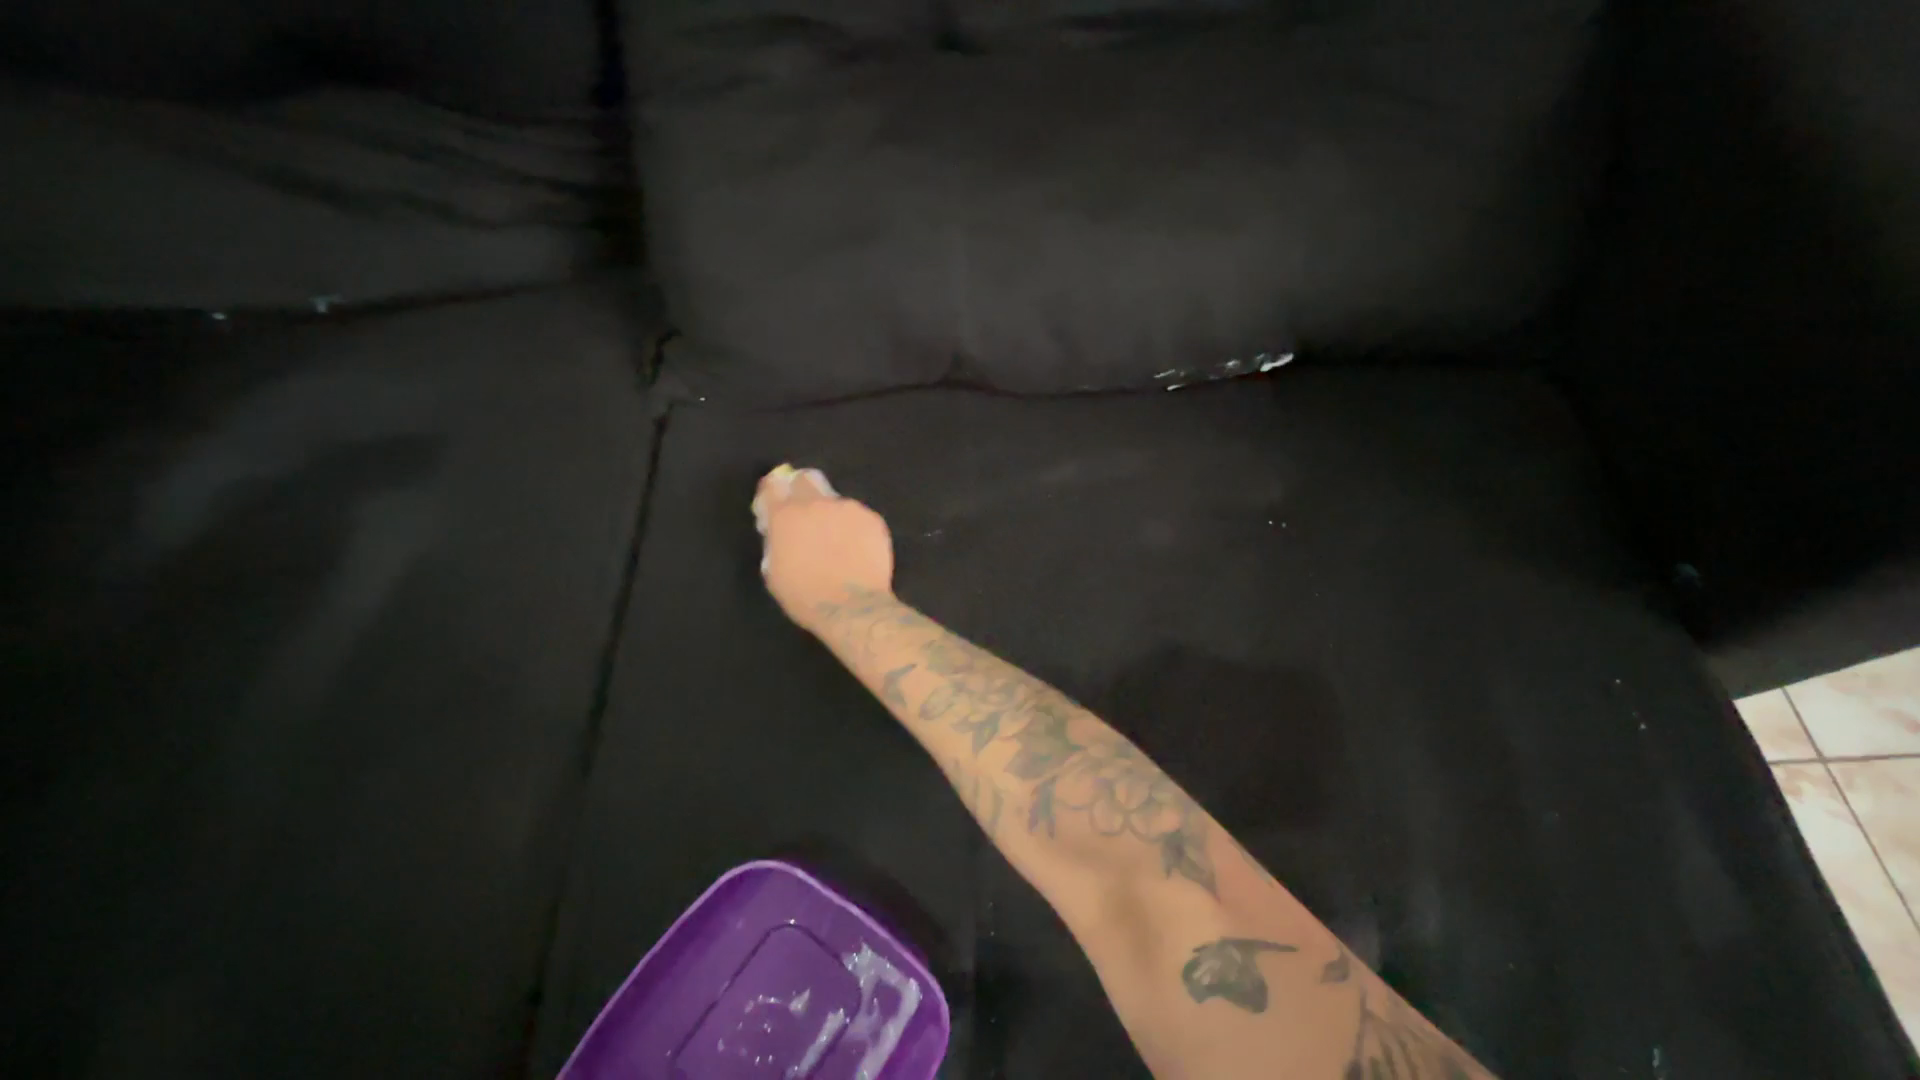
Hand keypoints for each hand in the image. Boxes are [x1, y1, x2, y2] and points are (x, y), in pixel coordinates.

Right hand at [753, 465, 894, 634]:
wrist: (853, 607)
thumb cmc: (805, 596)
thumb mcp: (774, 572)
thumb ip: (775, 541)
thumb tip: (778, 529)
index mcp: (785, 516)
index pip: (772, 485)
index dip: (771, 492)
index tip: (774, 503)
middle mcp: (816, 503)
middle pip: (805, 479)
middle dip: (801, 491)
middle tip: (805, 516)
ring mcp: (848, 508)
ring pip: (834, 500)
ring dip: (830, 515)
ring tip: (836, 542)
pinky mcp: (872, 518)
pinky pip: (857, 516)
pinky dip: (852, 527)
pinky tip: (856, 550)